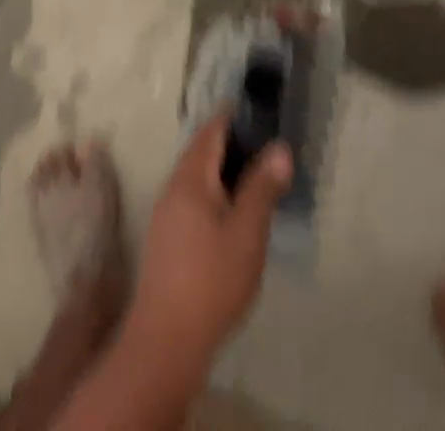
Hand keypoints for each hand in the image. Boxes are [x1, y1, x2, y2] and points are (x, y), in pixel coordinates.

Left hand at [125, 111, 292, 361]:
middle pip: (200, 154)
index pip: (209, 133)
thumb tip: (278, 148)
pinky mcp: (168, 240)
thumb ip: (262, 189)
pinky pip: (193, 200)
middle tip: (267, 139)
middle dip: (230, 142)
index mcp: (189, 182)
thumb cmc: (211, 281)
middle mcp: (172, 191)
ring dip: (223, 169)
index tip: (256, 105)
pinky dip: (216, 192)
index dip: (231, 116)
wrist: (167, 339)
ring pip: (197, 179)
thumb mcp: (247, 233)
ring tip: (258, 172)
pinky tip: (236, 210)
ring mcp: (166, 217)